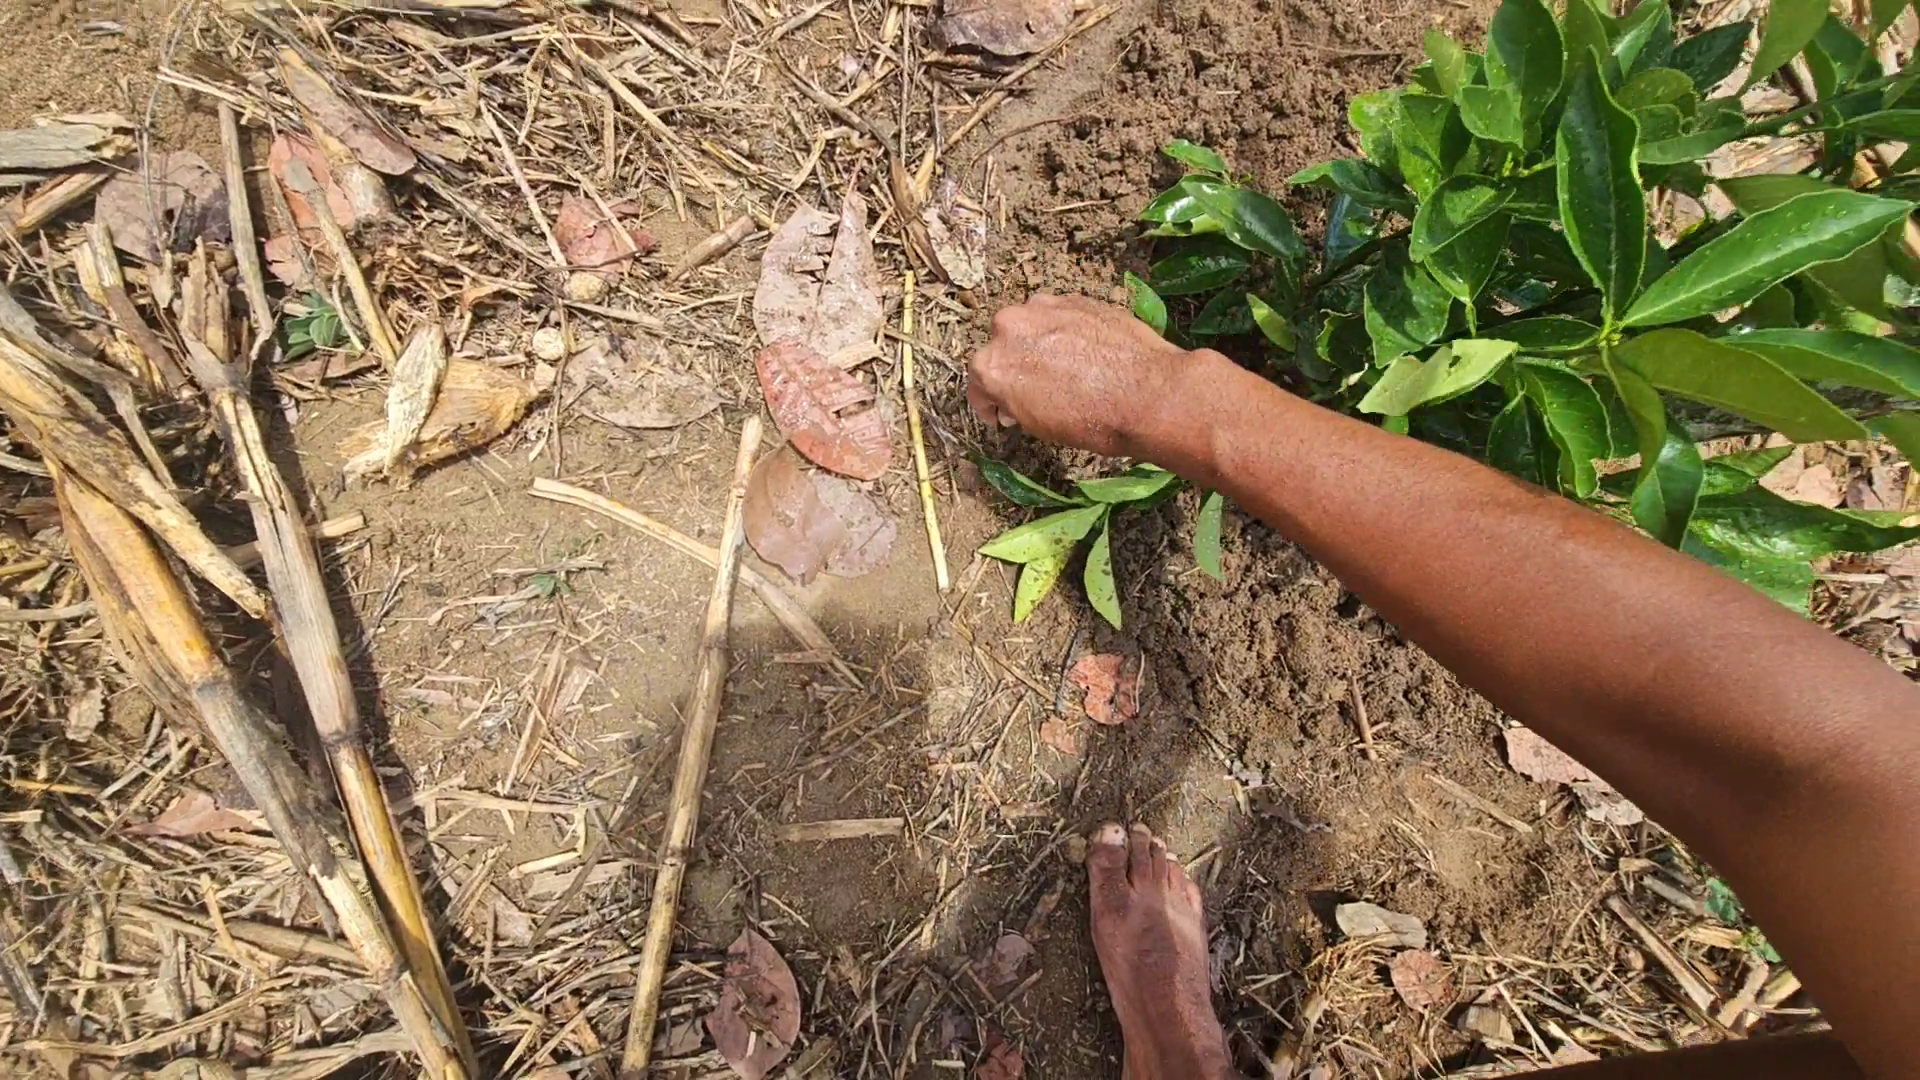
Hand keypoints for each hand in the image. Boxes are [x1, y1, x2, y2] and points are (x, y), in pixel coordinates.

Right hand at [966, 294, 1209, 457]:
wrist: (1146, 394)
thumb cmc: (1089, 421)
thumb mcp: (1037, 426)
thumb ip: (1013, 402)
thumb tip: (1013, 397)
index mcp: (990, 365)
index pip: (978, 385)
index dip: (990, 404)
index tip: (1001, 413)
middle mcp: (1007, 328)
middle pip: (1001, 349)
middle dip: (1013, 369)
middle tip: (1033, 390)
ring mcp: (1041, 307)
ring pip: (1029, 328)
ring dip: (1036, 345)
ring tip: (1062, 369)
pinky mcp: (1074, 297)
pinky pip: (1057, 317)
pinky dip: (1062, 333)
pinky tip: (1083, 354)